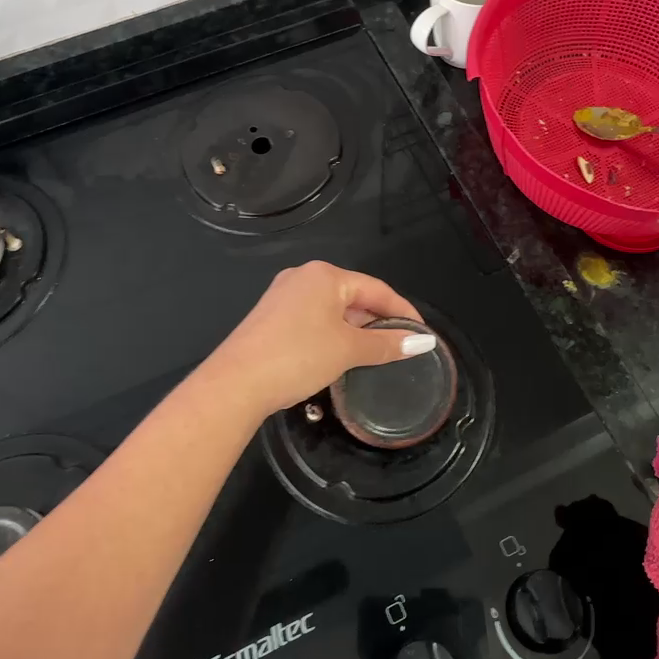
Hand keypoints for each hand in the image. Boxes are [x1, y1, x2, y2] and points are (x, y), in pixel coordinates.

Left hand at [200, 261, 436, 417]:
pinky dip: (332, 335)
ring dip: (355, 330)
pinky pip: (312, 319)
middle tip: (400, 347)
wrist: (236, 383)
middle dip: (378, 321)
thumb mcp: (349, 350)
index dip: (403, 311)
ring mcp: (282, 296)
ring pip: (331, 309)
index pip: (376, 288)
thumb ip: (387, 344)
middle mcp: (303, 277)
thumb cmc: (299, 356)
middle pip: (353, 296)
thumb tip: (423, 343)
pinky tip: (339, 357)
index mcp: (325, 275)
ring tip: (374, 355)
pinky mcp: (269, 317)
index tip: (422, 335)